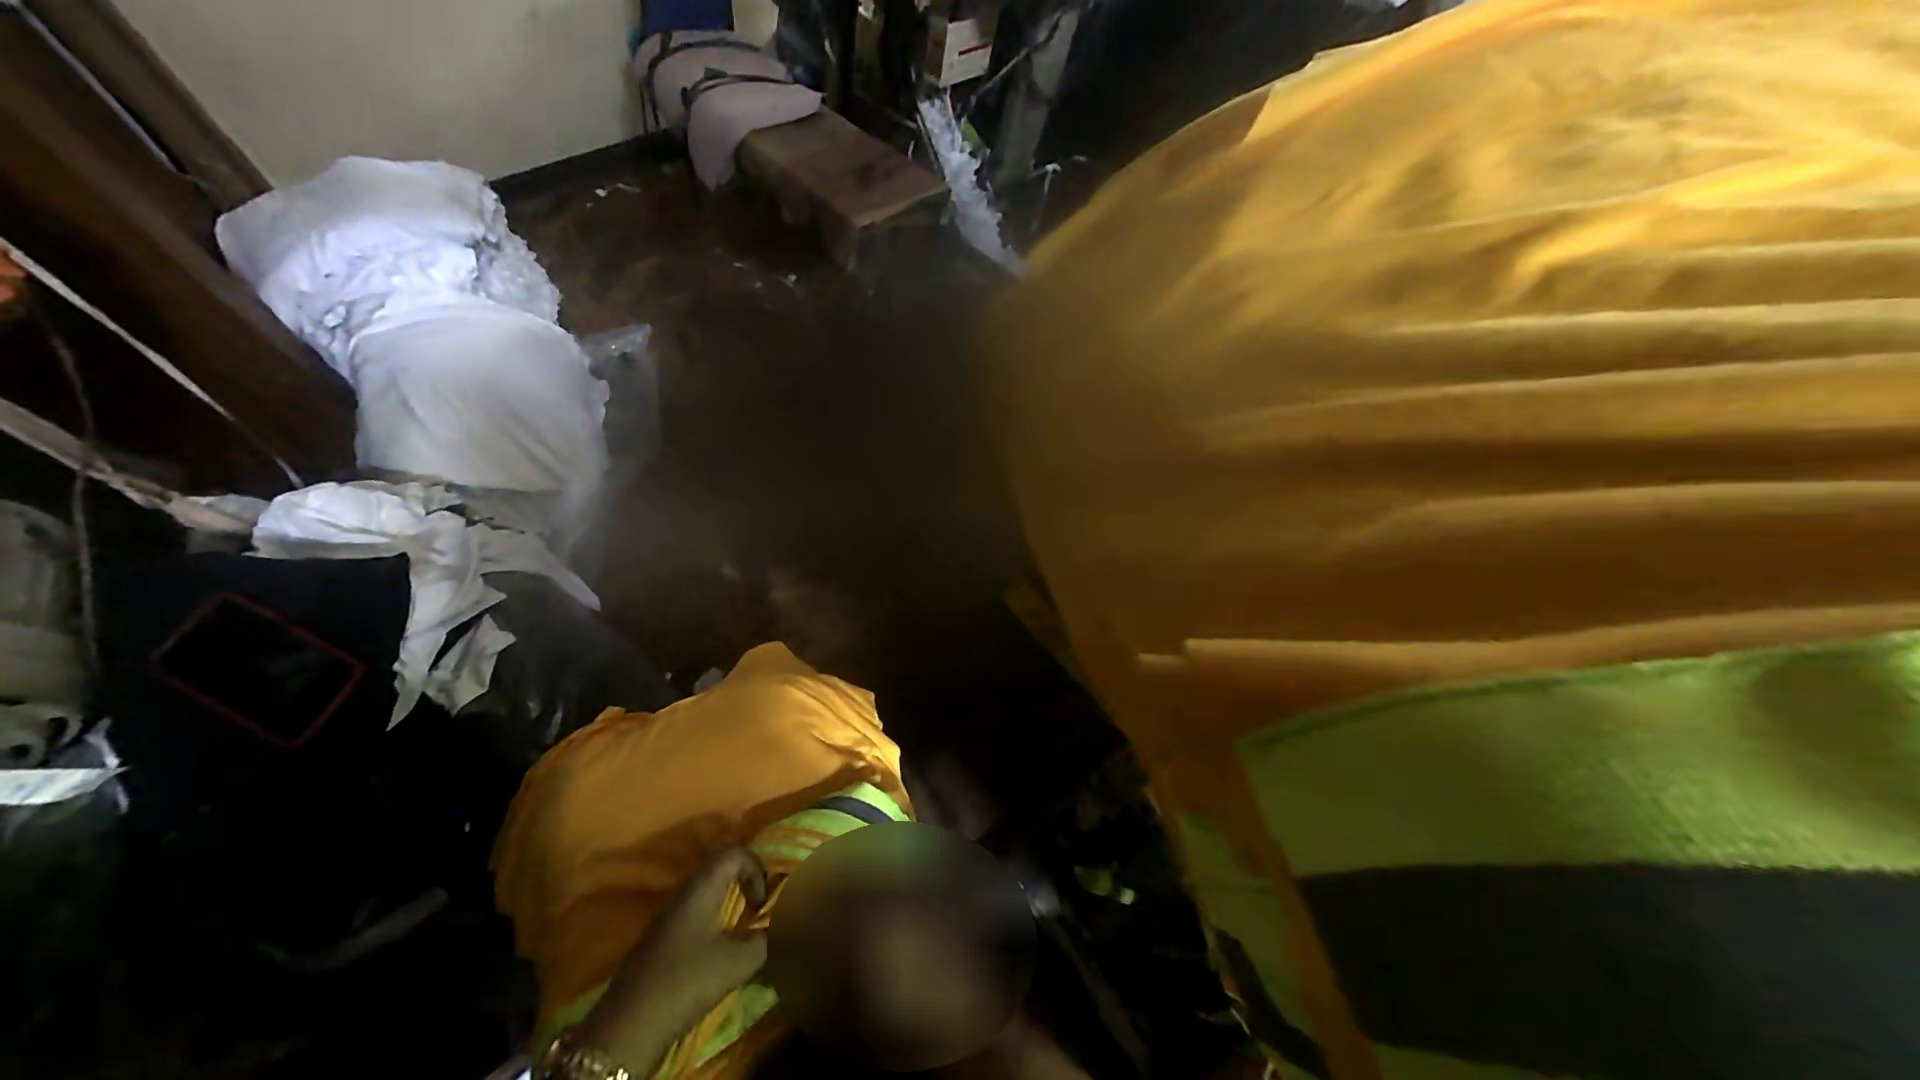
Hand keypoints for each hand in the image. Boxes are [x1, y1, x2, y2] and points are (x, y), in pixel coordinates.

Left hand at [578, 848, 770, 1072]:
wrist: (628, 1026)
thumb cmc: (687, 981)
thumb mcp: (738, 961)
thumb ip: (767, 938)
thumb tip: (786, 926)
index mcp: (700, 888)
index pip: (733, 853)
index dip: (756, 870)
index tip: (761, 903)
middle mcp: (682, 893)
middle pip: (717, 865)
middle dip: (744, 877)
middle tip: (758, 903)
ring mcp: (667, 915)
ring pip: (704, 888)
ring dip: (728, 897)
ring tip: (743, 923)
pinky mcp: (660, 938)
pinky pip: (693, 908)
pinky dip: (713, 914)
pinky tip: (719, 944)